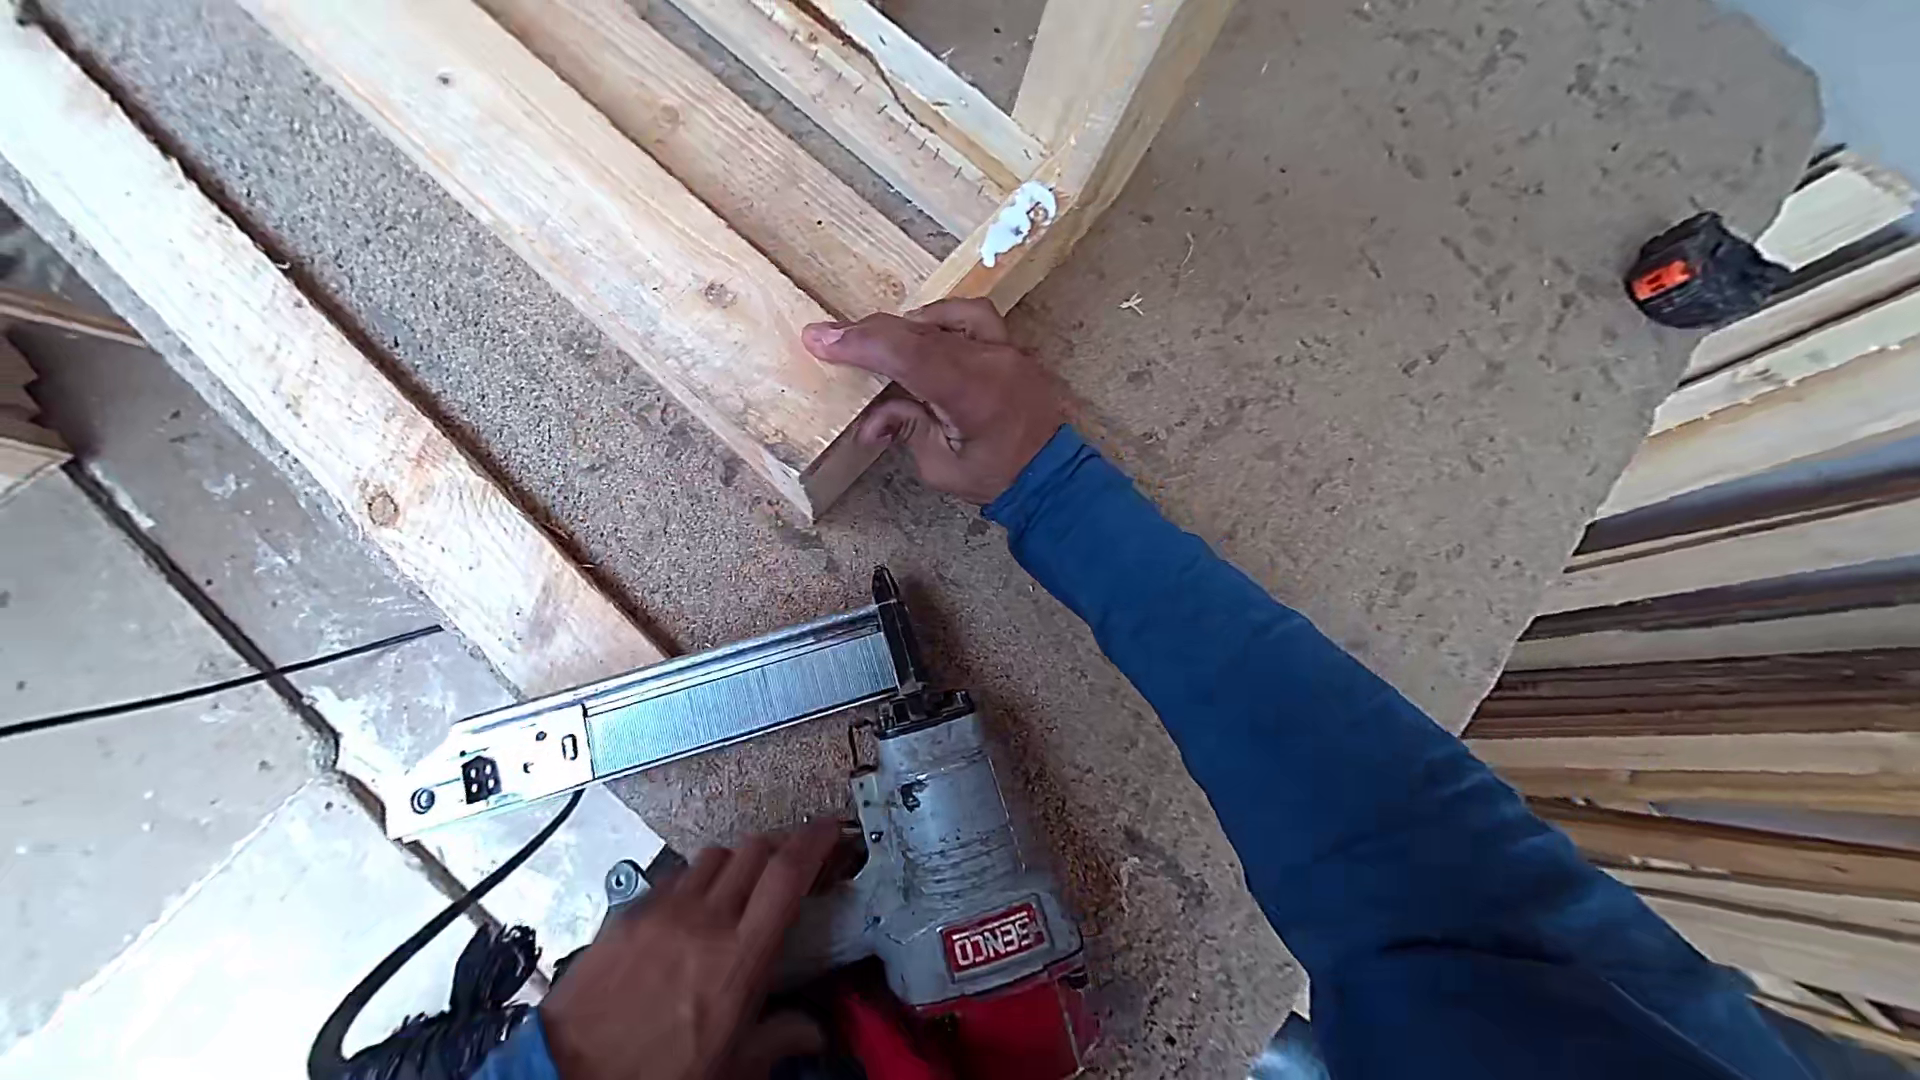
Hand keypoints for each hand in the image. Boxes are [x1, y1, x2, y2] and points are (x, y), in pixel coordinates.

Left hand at [540, 823, 839, 1079]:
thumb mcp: (728, 1072)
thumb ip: (777, 1040)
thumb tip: (813, 1032)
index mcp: (740, 958)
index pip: (788, 873)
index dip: (815, 840)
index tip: (830, 829)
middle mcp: (706, 919)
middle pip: (756, 849)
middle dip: (780, 848)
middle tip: (788, 864)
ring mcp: (665, 910)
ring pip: (717, 855)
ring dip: (737, 863)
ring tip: (738, 886)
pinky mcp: (630, 913)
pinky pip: (675, 877)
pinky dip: (695, 882)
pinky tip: (689, 911)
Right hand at [802, 298, 1066, 504]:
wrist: (1052, 475)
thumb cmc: (999, 478)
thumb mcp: (941, 468)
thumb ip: (906, 430)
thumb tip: (871, 419)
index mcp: (972, 393)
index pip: (907, 354)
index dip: (860, 343)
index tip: (820, 339)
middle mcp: (990, 360)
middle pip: (918, 332)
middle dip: (869, 335)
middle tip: (831, 341)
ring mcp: (1005, 349)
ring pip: (945, 317)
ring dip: (904, 328)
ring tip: (879, 345)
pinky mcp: (1011, 348)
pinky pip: (973, 316)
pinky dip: (942, 320)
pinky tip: (926, 333)